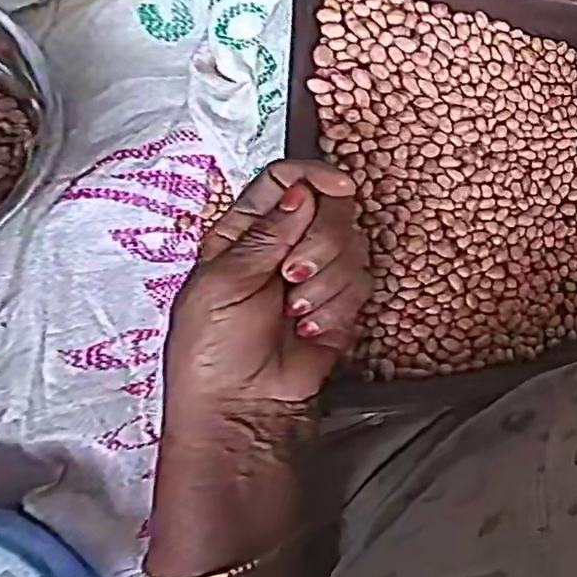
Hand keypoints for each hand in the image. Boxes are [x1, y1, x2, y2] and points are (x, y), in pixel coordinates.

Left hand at [163, 160, 368, 434]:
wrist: (247, 400)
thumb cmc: (214, 345)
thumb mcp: (222, 283)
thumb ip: (266, 235)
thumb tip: (302, 193)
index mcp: (246, 231)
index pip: (286, 181)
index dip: (315, 176)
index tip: (341, 187)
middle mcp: (288, 244)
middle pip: (332, 211)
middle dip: (320, 244)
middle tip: (291, 276)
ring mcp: (321, 271)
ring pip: (353, 248)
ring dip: (325, 284)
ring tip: (295, 314)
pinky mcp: (346, 298)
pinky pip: (362, 283)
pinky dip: (337, 307)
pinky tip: (310, 327)